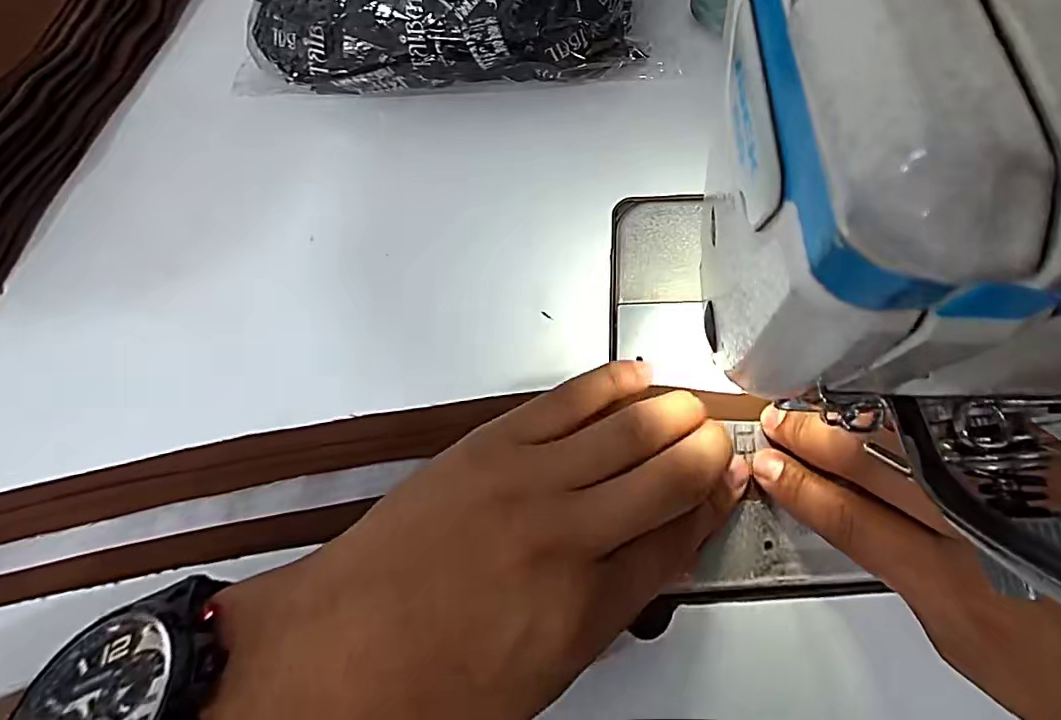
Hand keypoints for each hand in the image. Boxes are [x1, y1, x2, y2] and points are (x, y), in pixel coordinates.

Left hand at [204, 361, 749, 719]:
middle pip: (668, 474)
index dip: (715, 504)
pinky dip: (614, 381)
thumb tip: (657, 556)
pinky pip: (572, 399)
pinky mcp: (493, 442)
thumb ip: (609, 607)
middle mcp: (567, 537)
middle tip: (721, 438)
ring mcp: (529, 480)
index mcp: (584, 609)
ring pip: (630, 428)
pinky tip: (637, 374)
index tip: (732, 481)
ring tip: (693, 403)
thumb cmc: (428, 685)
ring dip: (674, 408)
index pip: (678, 539)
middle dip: (707, 449)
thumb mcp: (541, 673)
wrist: (329, 655)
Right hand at [751, 407, 1060, 718]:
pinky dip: (905, 406)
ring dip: (850, 412)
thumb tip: (871, 530)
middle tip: (777, 420)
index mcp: (951, 584)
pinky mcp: (1036, 453)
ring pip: (905, 428)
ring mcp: (1008, 477)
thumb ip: (913, 579)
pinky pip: (954, 418)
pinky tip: (877, 394)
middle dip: (813, 437)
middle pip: (870, 462)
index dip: (801, 487)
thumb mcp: (969, 647)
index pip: (851, 519)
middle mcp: (977, 521)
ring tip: (813, 401)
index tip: (768, 466)